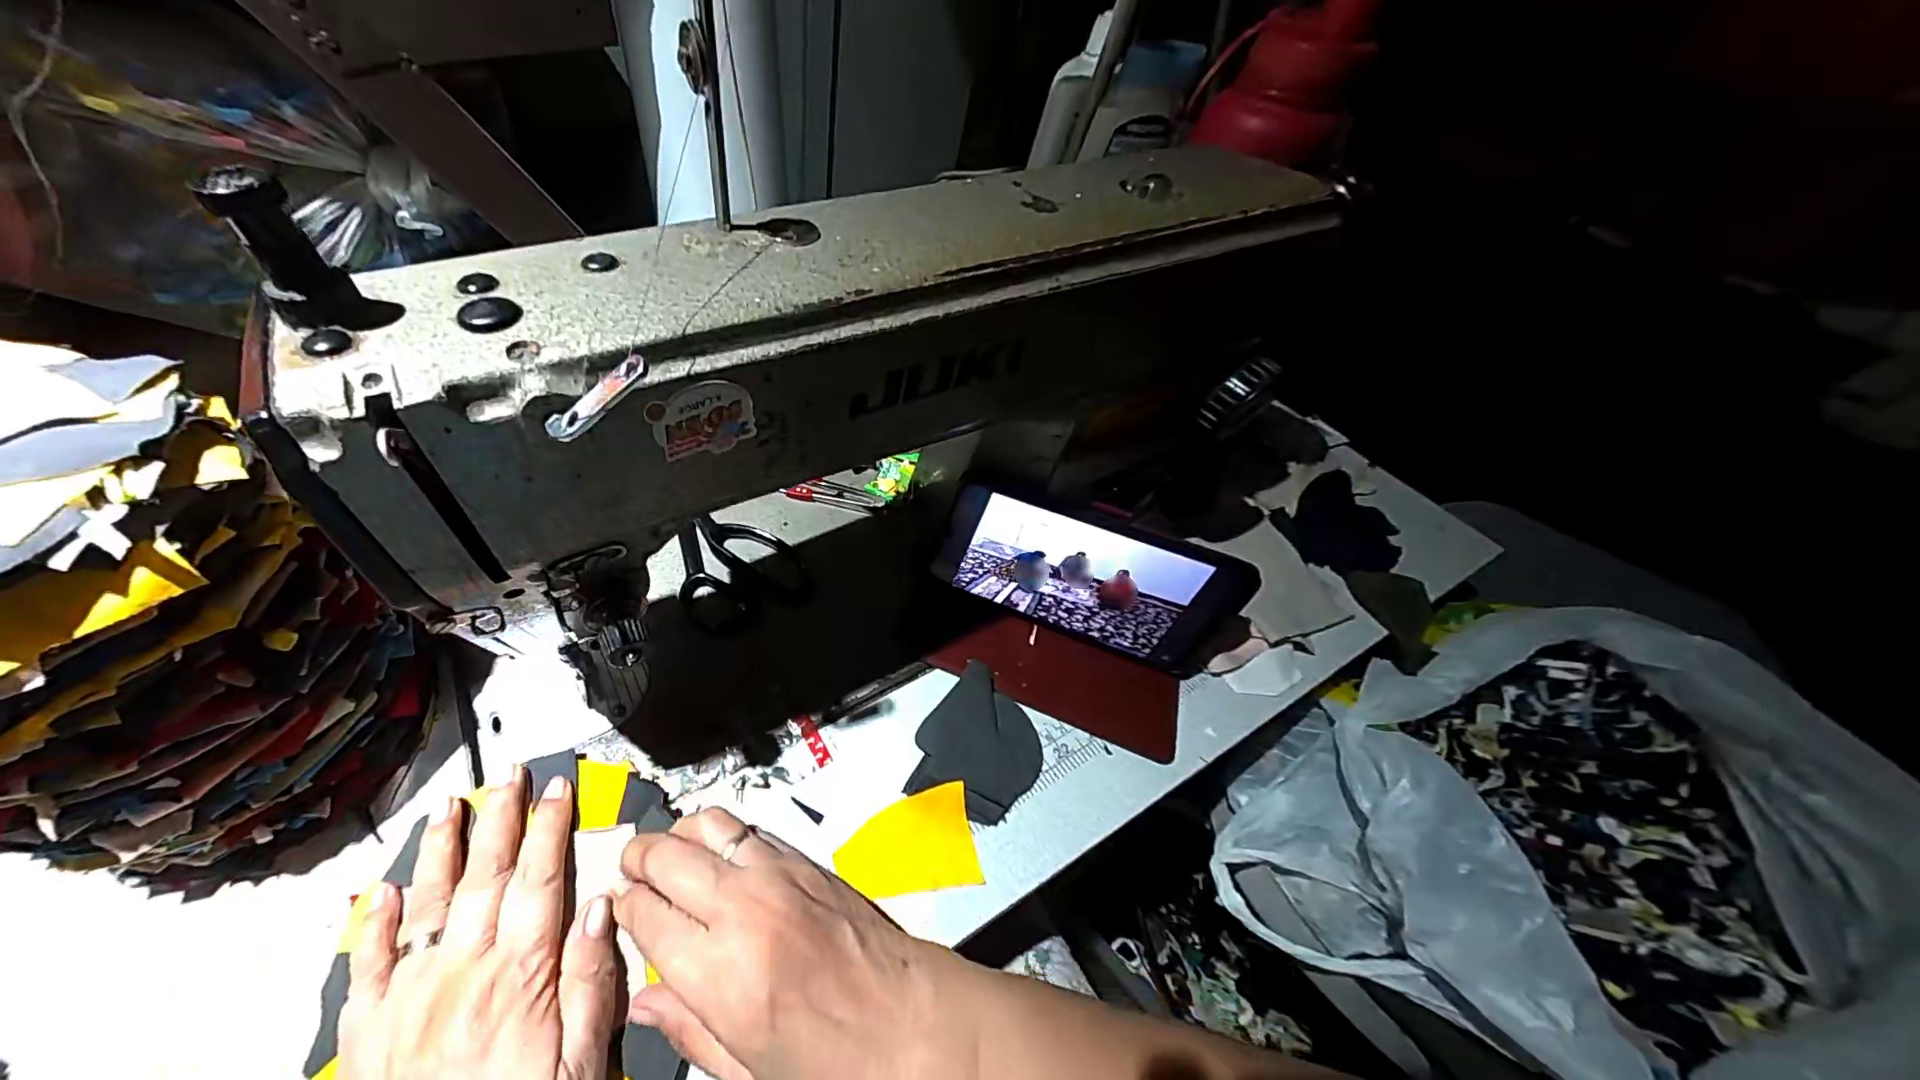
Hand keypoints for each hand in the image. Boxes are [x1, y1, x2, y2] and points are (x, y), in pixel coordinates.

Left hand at [339, 766, 622, 1079]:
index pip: (539, 879)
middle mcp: (463, 975)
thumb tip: (600, 908)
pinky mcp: (370, 1030)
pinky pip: (368, 964)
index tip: (556, 791)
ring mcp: (411, 999)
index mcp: (520, 977)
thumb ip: (593, 980)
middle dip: (500, 819)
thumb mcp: (582, 1061)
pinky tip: (382, 891)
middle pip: (486, 876)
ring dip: (441, 850)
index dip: (550, 827)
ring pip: (428, 903)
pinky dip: (374, 922)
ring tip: (449, 809)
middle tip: (508, 778)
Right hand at [611, 807, 975, 1079]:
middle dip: (639, 858)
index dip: (624, 906)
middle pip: (666, 856)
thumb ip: (686, 1028)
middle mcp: (744, 910)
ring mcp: (778, 876)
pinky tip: (720, 852)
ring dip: (680, 833)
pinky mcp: (805, 861)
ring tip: (671, 851)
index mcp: (719, 971)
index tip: (620, 906)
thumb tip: (644, 1001)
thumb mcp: (744, 1067)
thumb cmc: (834, 1055)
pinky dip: (725, 832)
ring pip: (708, 824)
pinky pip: (751, 829)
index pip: (644, 913)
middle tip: (634, 870)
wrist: (904, 1016)